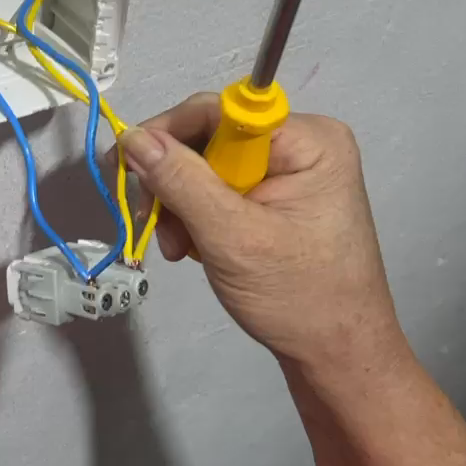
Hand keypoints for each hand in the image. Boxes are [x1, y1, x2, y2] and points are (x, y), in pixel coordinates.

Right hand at [117, 94, 403, 371]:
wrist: (336, 353)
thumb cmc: (298, 296)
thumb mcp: (231, 236)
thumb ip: (180, 181)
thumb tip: (131, 137)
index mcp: (307, 140)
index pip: (215, 111)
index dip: (166, 135)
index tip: (130, 172)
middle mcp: (296, 143)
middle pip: (202, 137)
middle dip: (170, 181)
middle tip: (155, 225)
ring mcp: (284, 170)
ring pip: (199, 164)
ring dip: (175, 204)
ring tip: (178, 248)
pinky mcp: (271, 194)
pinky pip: (210, 187)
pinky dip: (190, 215)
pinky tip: (192, 246)